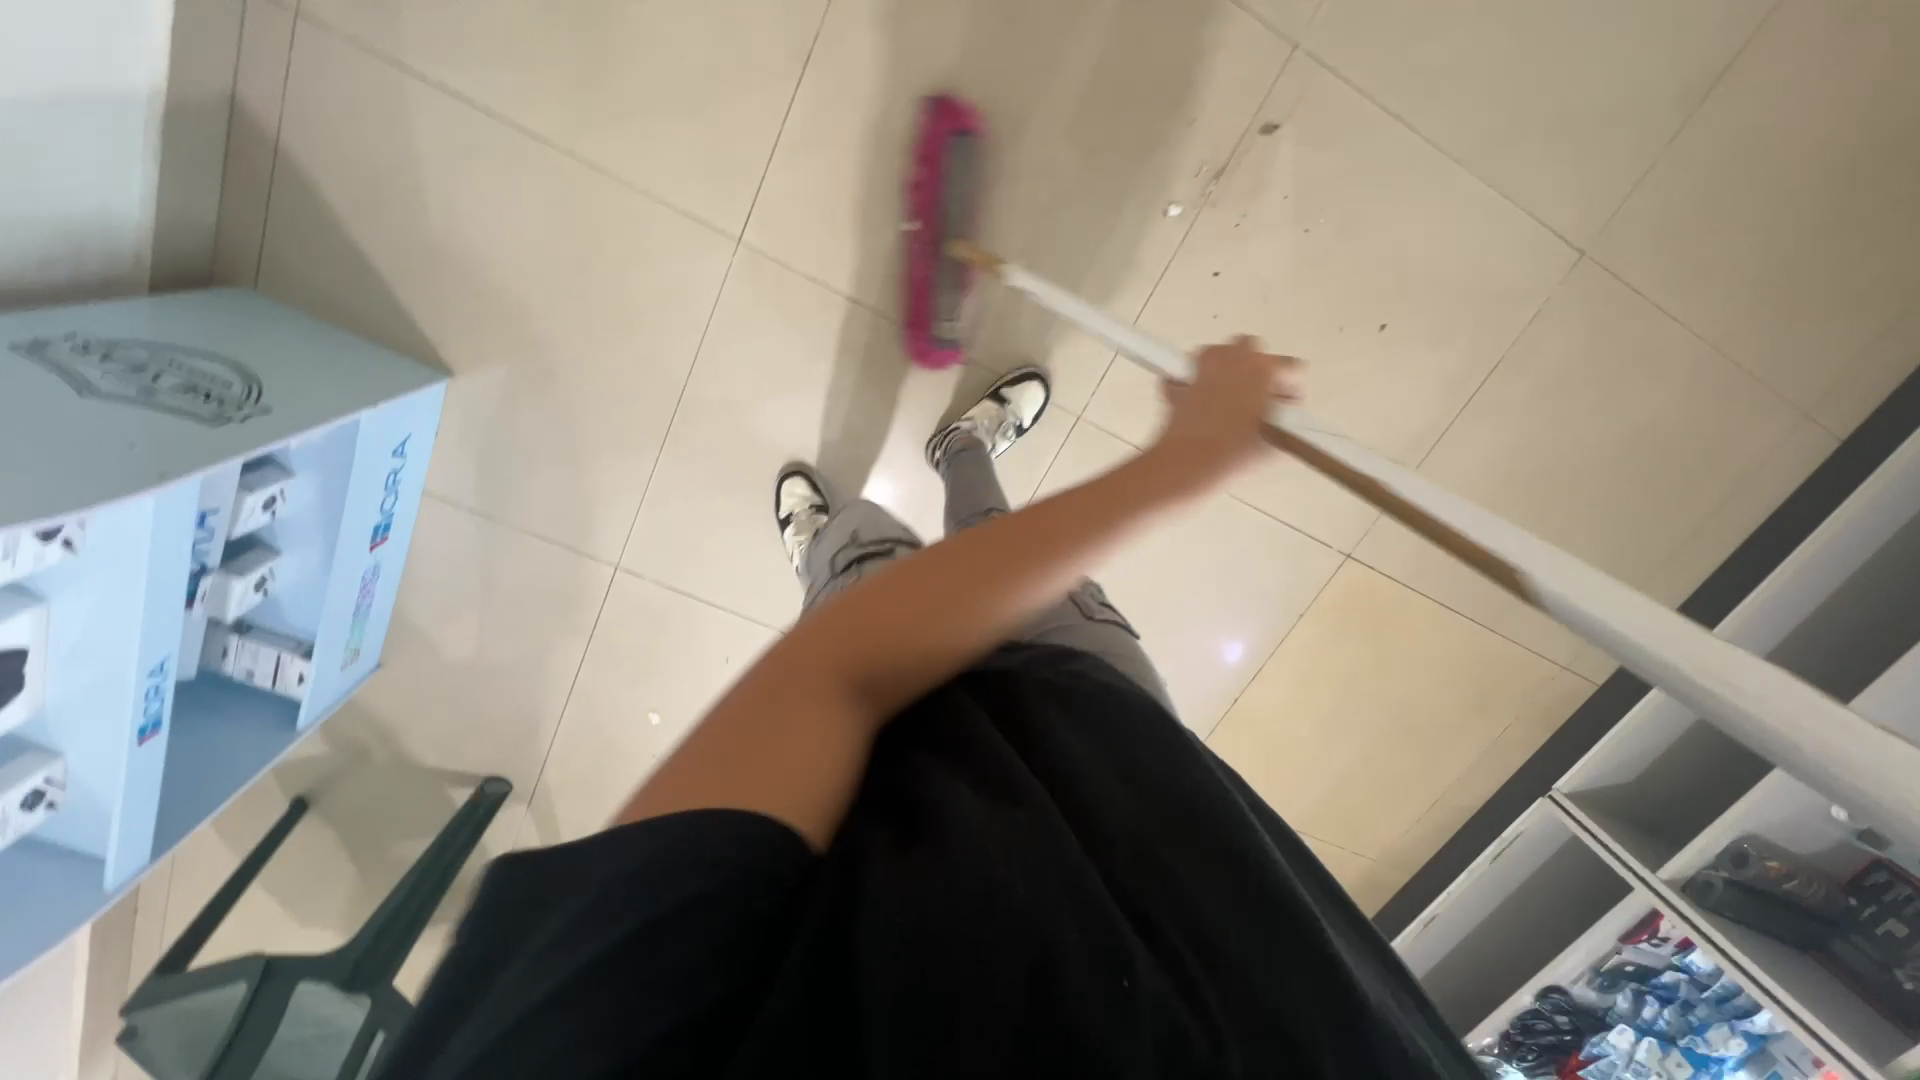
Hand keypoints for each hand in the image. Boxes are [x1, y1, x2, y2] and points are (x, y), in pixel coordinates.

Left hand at [1145, 336, 1303, 494]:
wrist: (1190, 460)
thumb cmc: (1236, 452)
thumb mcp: (1275, 441)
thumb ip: (1286, 421)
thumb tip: (1285, 419)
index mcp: (1264, 368)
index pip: (1290, 367)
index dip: (1289, 386)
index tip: (1286, 404)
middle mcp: (1234, 358)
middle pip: (1250, 348)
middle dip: (1255, 365)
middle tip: (1255, 393)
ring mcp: (1202, 367)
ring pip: (1217, 352)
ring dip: (1223, 366)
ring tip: (1226, 391)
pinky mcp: (1178, 382)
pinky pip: (1186, 372)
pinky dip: (1191, 380)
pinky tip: (1195, 398)